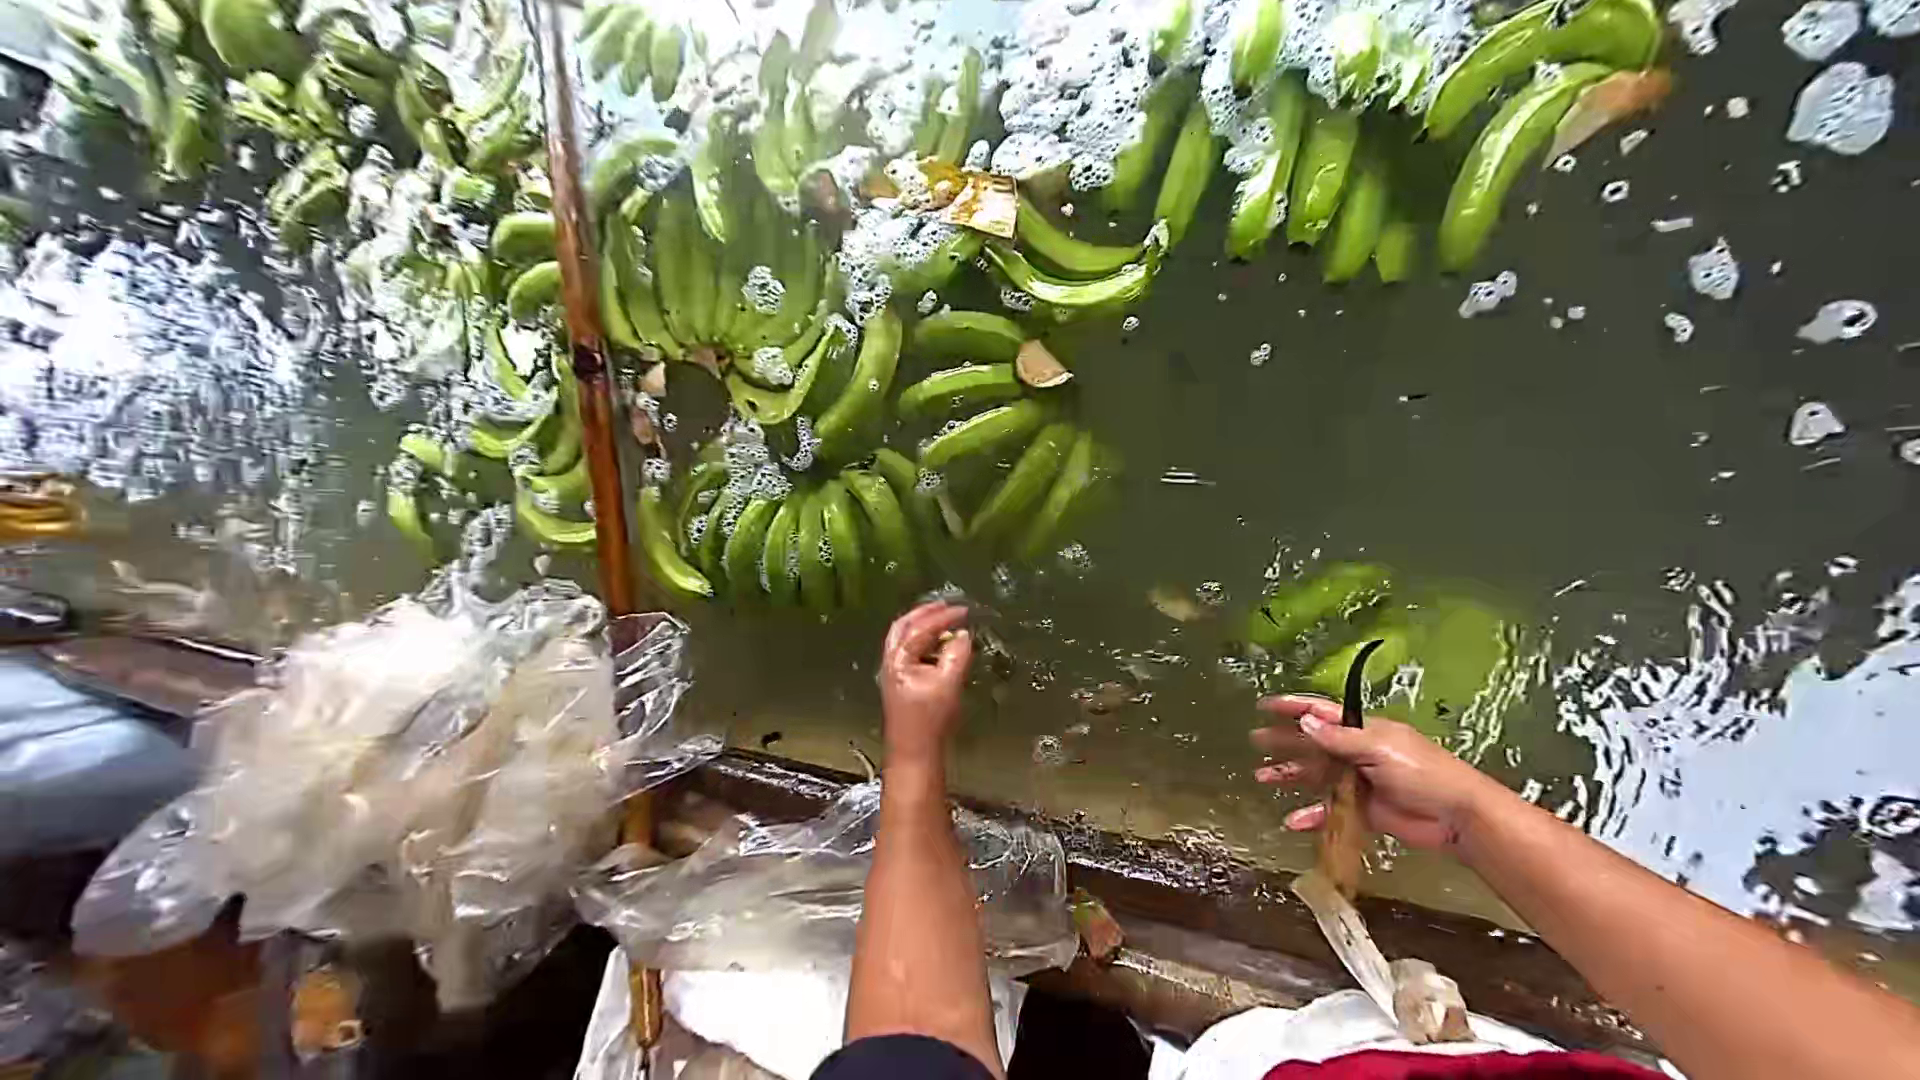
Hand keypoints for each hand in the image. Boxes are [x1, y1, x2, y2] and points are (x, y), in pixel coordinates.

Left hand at [879, 601, 972, 766]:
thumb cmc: (929, 720)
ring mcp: (894, 671)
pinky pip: (910, 650)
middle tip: (945, 605)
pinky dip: (925, 640)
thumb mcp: (948, 684)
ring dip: (923, 625)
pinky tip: (940, 645)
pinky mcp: (902, 681)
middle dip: (925, 613)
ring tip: (944, 620)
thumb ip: (957, 655)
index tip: (963, 610)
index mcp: (899, 658)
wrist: (914, 751)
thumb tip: (962, 635)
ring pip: (905, 638)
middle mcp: (892, 660)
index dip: (943, 616)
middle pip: (904, 626)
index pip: (921, 628)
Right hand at [1250, 694, 1511, 852]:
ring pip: (1314, 776)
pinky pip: (1329, 810)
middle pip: (1311, 744)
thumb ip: (1339, 738)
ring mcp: (1357, 781)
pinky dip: (1311, 815)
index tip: (1264, 705)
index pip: (1320, 713)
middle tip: (1255, 740)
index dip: (1292, 708)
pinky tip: (1292, 820)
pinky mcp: (1362, 810)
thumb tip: (1303, 722)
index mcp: (1362, 731)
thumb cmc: (1423, 773)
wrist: (1459, 818)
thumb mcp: (1380, 747)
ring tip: (1261, 776)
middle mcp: (1355, 752)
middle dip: (1283, 741)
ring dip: (1289, 775)